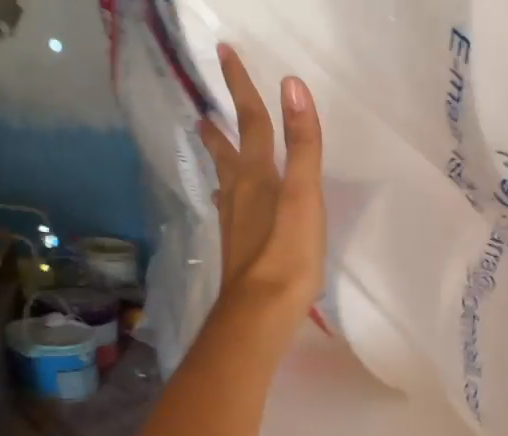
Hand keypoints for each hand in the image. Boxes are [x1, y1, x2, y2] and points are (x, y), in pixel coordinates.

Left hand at [198, 44, 323, 322]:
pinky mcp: (238, 248)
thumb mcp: (304, 197)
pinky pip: (229, 209)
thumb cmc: (288, 255)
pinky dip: (227, 196)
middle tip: (204, 111)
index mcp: (258, 176)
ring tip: (212, 148)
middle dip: (221, 128)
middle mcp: (240, 194)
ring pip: (224, 181)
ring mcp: (235, 222)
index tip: (226, 53)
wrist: (261, 310)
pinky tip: (227, 205)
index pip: (252, 123)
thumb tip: (292, 85)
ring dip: (219, 161)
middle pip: (229, 152)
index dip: (242, 87)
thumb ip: (303, 145)